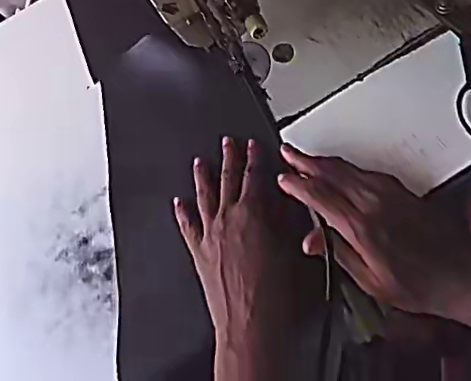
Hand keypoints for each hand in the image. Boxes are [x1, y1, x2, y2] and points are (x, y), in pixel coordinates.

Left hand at [175, 137, 294, 368]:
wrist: (252, 327)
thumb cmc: (276, 295)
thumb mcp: (291, 246)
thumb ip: (284, 217)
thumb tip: (282, 199)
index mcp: (254, 211)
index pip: (254, 174)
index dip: (254, 157)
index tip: (253, 145)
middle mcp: (229, 216)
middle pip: (228, 178)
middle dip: (229, 157)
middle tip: (228, 142)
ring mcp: (211, 233)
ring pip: (205, 194)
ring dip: (202, 175)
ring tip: (200, 162)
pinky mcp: (199, 252)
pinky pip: (188, 225)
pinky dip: (182, 212)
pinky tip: (179, 202)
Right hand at [277, 145, 470, 318]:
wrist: (459, 274)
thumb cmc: (419, 284)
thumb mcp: (371, 281)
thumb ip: (338, 253)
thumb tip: (312, 240)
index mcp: (362, 226)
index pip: (320, 196)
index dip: (298, 185)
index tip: (284, 179)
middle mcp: (373, 201)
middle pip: (331, 171)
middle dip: (305, 160)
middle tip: (287, 152)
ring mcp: (386, 190)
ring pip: (345, 166)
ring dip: (322, 159)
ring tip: (304, 156)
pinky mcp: (397, 187)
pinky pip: (362, 169)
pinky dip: (343, 164)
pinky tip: (337, 166)